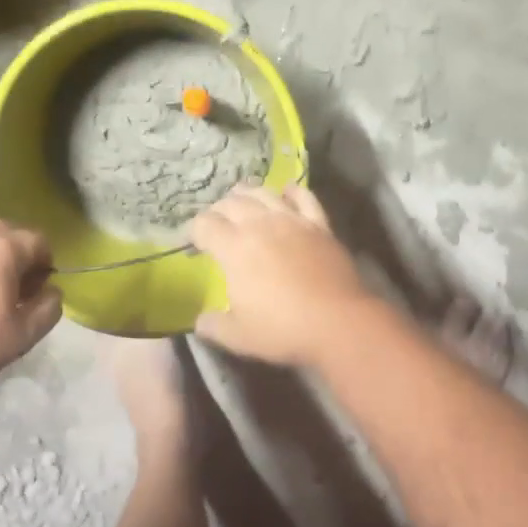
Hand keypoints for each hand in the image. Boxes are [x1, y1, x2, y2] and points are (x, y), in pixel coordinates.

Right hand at [189, 184, 378, 366]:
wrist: (337, 321)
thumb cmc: (282, 329)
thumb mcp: (238, 337)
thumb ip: (213, 326)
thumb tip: (200, 320)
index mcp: (234, 248)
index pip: (205, 225)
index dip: (192, 230)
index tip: (189, 241)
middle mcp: (260, 225)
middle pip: (232, 203)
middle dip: (217, 209)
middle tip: (214, 220)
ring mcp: (292, 220)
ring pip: (264, 193)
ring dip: (247, 192)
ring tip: (240, 195)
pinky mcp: (319, 224)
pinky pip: (304, 197)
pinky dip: (292, 190)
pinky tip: (286, 190)